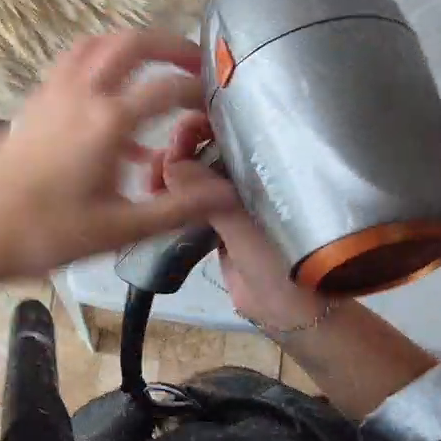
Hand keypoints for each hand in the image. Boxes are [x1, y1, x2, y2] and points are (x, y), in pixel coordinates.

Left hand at [0, 32, 236, 281]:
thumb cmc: (43, 235)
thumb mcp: (120, 229)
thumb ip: (178, 208)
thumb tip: (229, 195)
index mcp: (107, 121)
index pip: (168, 87)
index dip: (200, 91)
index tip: (219, 105)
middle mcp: (80, 95)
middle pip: (131, 43)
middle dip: (170, 45)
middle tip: (196, 61)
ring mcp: (51, 95)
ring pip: (97, 45)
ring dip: (131, 46)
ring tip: (156, 66)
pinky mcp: (32, 105)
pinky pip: (72, 65)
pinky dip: (100, 64)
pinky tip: (108, 102)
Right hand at [154, 113, 333, 331]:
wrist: (291, 316)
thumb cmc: (284, 270)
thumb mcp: (248, 232)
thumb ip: (213, 202)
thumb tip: (171, 163)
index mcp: (271, 169)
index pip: (236, 130)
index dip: (206, 124)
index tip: (179, 132)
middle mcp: (253, 177)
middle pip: (211, 147)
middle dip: (181, 148)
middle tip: (154, 163)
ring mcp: (236, 200)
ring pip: (199, 173)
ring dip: (172, 171)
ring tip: (149, 181)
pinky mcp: (222, 224)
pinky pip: (194, 200)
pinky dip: (174, 195)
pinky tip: (154, 194)